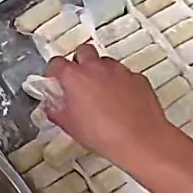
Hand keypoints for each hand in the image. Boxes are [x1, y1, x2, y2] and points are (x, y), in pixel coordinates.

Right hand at [43, 44, 182, 169]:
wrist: (140, 140)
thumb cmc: (105, 134)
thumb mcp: (69, 125)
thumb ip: (56, 110)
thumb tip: (52, 106)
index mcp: (75, 76)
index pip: (56, 63)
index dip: (54, 72)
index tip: (55, 81)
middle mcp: (97, 67)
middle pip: (82, 51)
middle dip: (78, 63)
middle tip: (77, 81)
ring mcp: (119, 71)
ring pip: (105, 62)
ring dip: (99, 72)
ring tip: (99, 94)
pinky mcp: (137, 78)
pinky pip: (124, 74)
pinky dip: (119, 83)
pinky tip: (118, 101)